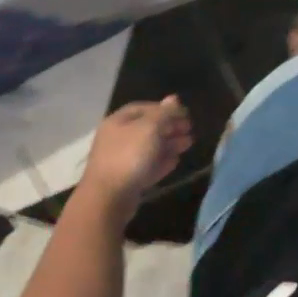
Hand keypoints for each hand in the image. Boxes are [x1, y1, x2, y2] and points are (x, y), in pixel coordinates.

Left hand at [78, 96, 192, 218]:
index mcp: (118, 121)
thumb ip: (164, 113)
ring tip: (188, 143)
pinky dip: (162, 161)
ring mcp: (121, 159)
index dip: (165, 109)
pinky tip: (175, 161)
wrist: (108, 198)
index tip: (184, 114)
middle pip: (147, 128)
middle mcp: (117, 138)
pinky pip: (147, 165)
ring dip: (170, 144)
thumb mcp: (150, 128)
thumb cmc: (129, 156)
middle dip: (170, 127)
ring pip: (149, 147)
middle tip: (189, 129)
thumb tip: (174, 98)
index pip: (144, 108)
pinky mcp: (127, 178)